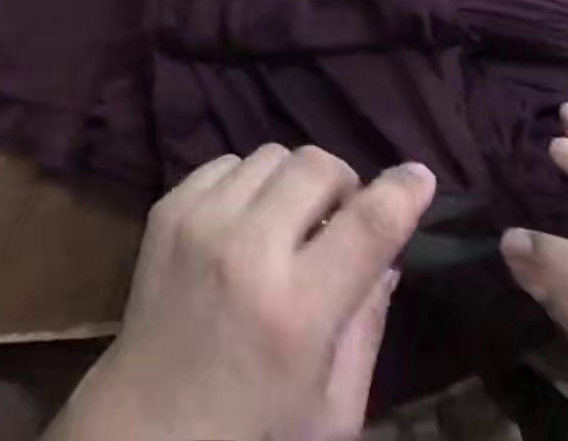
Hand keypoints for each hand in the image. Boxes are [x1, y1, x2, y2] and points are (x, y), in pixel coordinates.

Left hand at [46, 146, 435, 440]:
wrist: (148, 422)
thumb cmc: (254, 428)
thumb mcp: (334, 404)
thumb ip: (367, 323)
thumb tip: (388, 256)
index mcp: (297, 307)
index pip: (368, 224)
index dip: (402, 191)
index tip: (419, 176)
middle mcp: (246, 247)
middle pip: (315, 165)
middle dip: (343, 183)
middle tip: (339, 217)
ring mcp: (198, 220)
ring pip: (269, 154)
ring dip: (293, 181)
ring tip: (288, 221)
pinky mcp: (166, 208)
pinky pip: (224, 162)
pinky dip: (247, 181)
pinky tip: (244, 220)